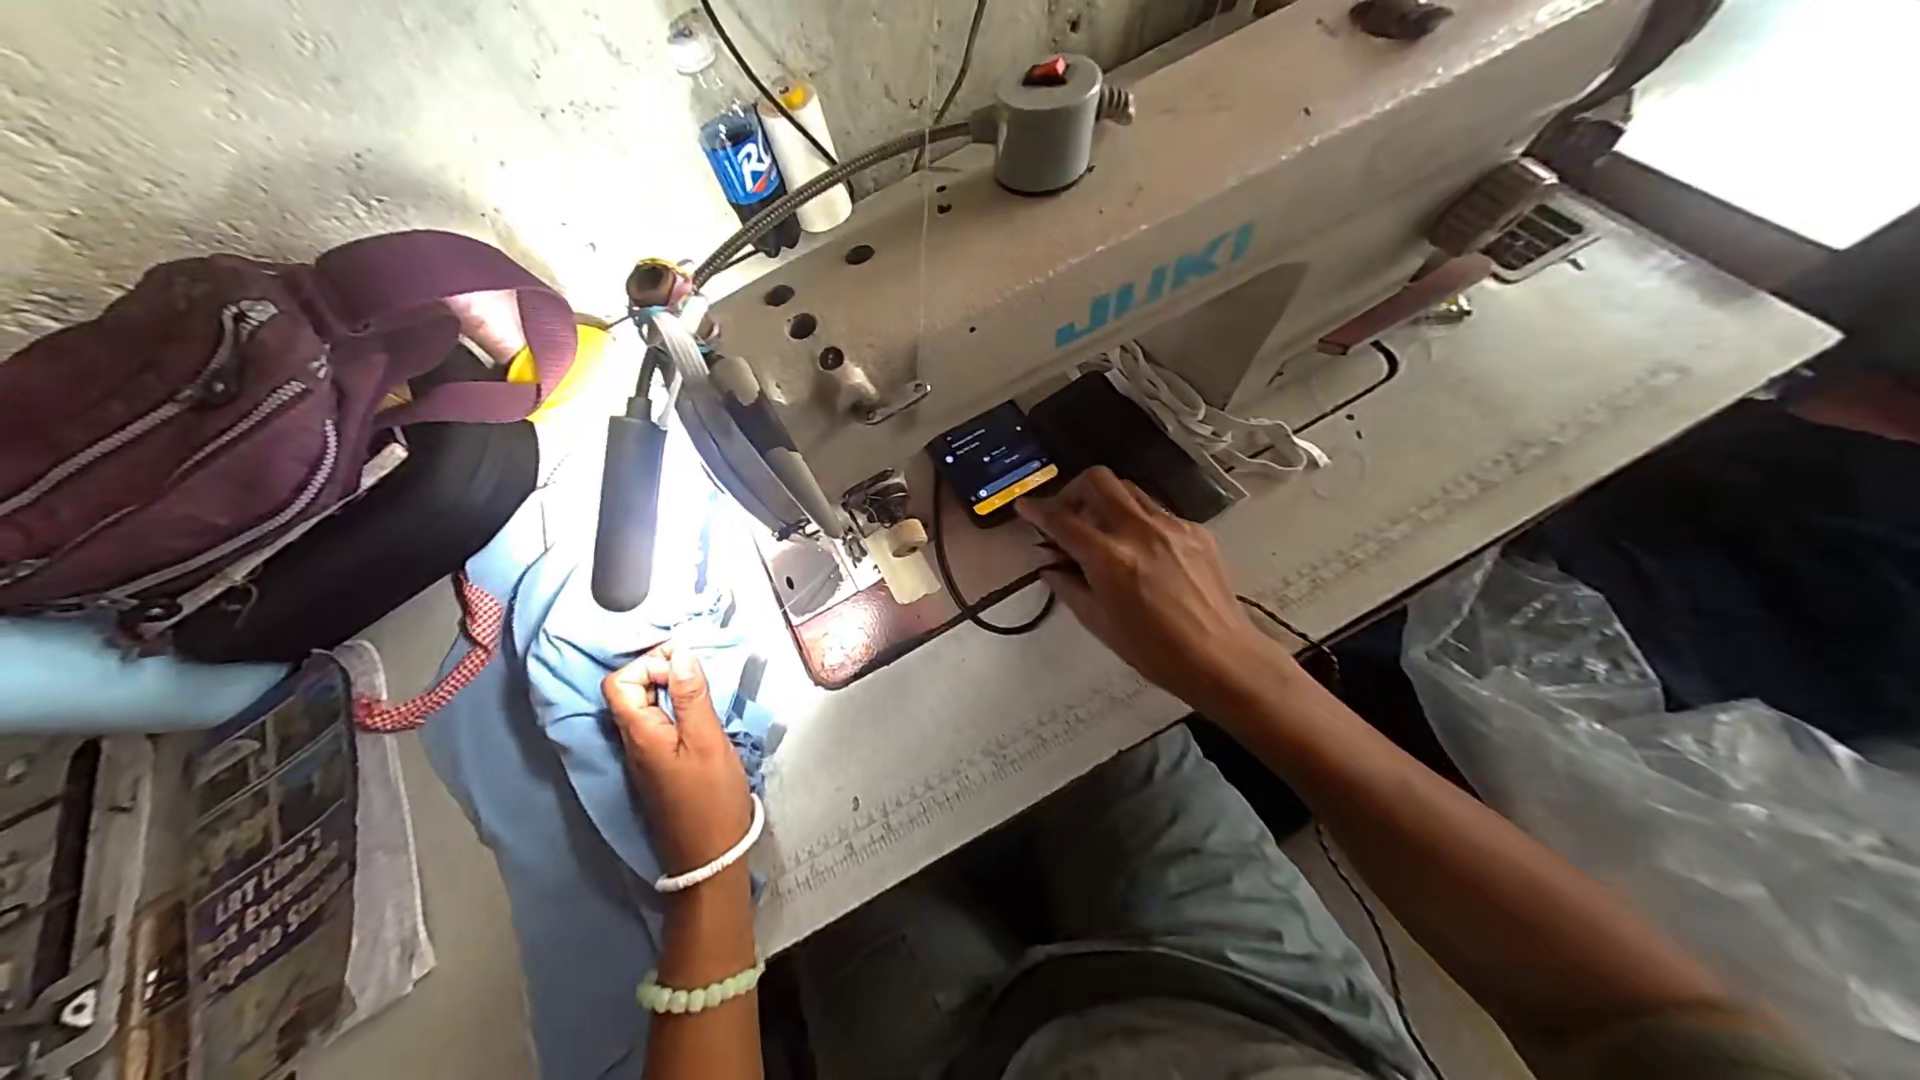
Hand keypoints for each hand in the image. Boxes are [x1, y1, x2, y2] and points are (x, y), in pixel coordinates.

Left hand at [603, 645, 753, 877]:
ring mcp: (646, 756)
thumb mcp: (707, 741)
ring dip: (671, 686)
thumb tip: (680, 653)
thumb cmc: (711, 798)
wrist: (711, 856)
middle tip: (698, 666)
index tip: (687, 661)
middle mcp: (634, 742)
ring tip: (704, 683)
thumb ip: (692, 696)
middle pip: (631, 691)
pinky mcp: (661, 765)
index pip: (621, 682)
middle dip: (661, 668)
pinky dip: (677, 706)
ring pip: (646, 706)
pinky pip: (660, 722)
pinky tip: (702, 710)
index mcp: (639, 734)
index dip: (649, 662)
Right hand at [1017, 468, 1295, 706]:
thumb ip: (1070, 587)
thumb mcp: (1099, 623)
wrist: (1220, 657)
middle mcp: (1140, 530)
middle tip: (1068, 514)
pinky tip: (1140, 548)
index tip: (1026, 506)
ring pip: (1129, 489)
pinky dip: (1137, 519)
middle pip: (1097, 480)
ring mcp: (1172, 526)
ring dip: (1106, 500)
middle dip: (1073, 489)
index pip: (1063, 520)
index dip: (1038, 510)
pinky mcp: (1196, 530)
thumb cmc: (1154, 651)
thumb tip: (1052, 568)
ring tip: (1102, 529)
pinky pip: (1157, 509)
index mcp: (1110, 558)